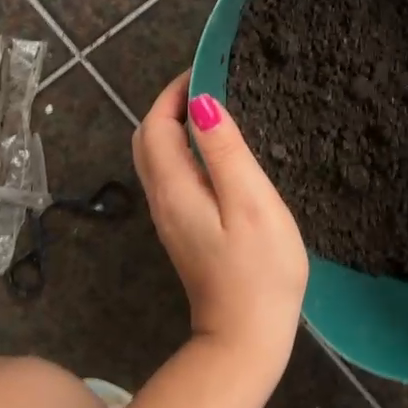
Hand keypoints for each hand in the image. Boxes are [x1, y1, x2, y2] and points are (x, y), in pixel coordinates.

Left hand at [133, 72, 307, 370]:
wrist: (247, 338)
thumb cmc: (259, 270)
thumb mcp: (250, 203)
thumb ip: (225, 151)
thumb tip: (202, 103)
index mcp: (175, 189)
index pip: (156, 126)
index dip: (174, 92)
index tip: (206, 69)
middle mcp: (163, 200)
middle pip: (148, 139)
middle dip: (170, 104)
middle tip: (210, 83)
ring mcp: (172, 218)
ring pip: (157, 158)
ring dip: (176, 124)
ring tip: (216, 106)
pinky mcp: (186, 230)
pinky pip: (173, 174)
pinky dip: (185, 147)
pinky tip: (217, 147)